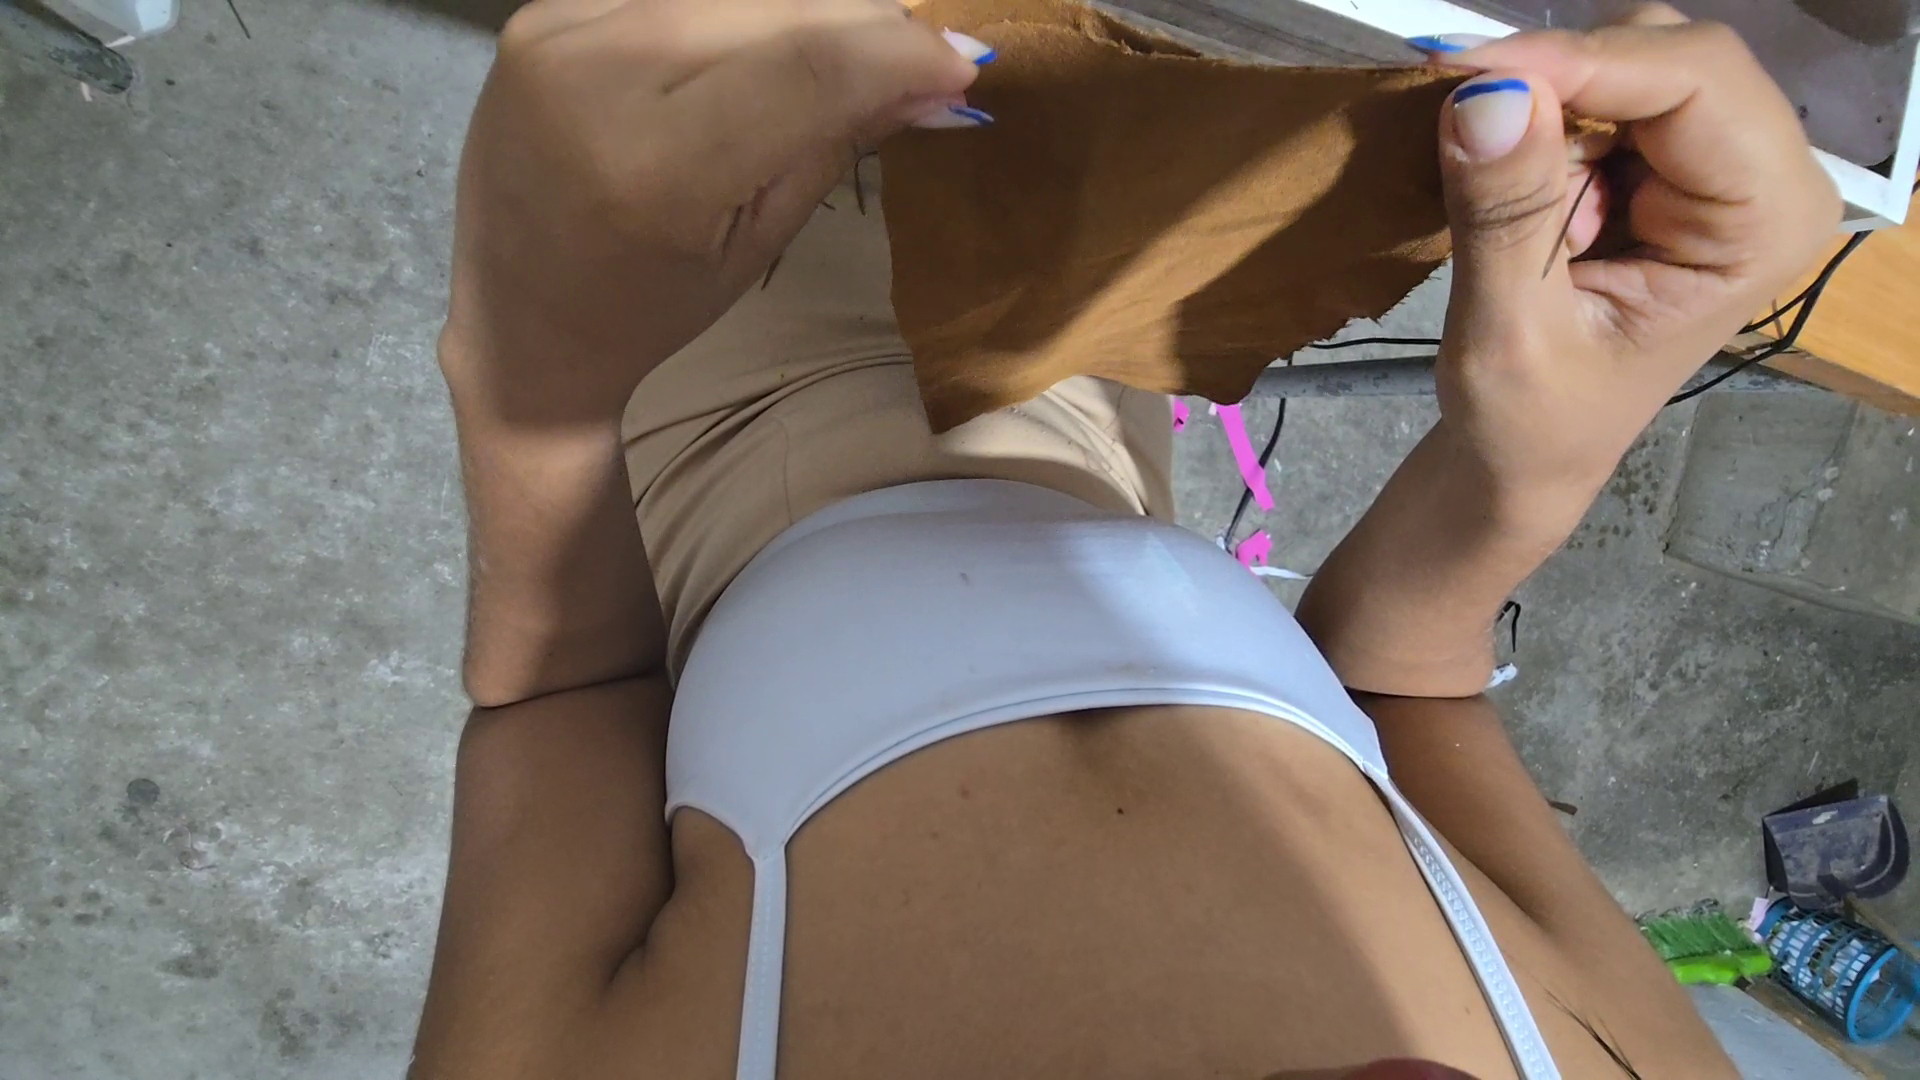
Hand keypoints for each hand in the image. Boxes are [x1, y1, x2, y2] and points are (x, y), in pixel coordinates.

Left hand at [440, 0, 987, 424]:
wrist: (524, 324)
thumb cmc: (650, 315)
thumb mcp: (754, 248)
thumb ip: (831, 149)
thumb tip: (927, 88)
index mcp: (659, 168)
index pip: (807, 69)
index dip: (898, 54)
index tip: (962, 65)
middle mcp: (600, 71)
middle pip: (773, 6)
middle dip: (868, 20)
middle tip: (927, 53)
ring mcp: (559, 24)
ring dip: (812, 12)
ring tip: (860, 50)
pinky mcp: (544, 6)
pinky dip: (746, 13)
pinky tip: (778, 43)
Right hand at [1416, 4, 1840, 522]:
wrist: (1523, 458)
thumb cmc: (1524, 421)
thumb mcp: (1505, 332)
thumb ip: (1503, 217)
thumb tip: (1480, 97)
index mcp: (1757, 222)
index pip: (1693, 84)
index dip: (1576, 60)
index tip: (1456, 71)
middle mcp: (1755, 179)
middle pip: (1666, 63)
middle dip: (1553, 94)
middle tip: (1460, 149)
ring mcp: (1704, 177)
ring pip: (1622, 79)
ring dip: (1534, 123)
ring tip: (1490, 210)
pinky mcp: (1652, 184)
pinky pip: (1590, 118)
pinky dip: (1526, 140)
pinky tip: (1498, 195)